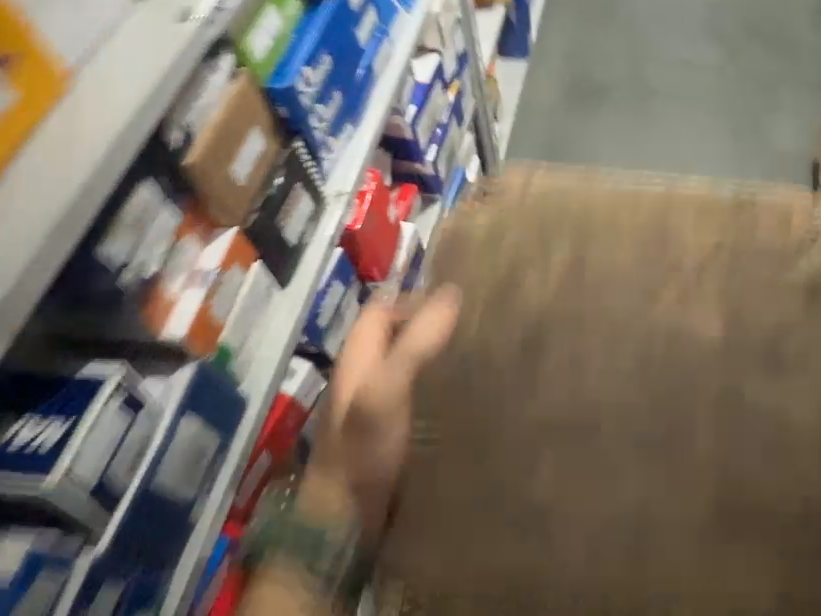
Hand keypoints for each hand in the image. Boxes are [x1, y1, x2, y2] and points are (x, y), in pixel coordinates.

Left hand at [315, 286, 460, 536]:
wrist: (342, 527)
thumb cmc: (362, 451)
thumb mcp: (387, 391)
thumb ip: (415, 343)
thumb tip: (452, 292)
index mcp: (356, 358)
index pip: (382, 308)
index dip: (415, 298)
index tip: (460, 303)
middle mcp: (361, 377)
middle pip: (394, 335)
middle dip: (428, 326)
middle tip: (476, 327)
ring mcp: (372, 409)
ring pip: (404, 366)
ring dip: (434, 358)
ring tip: (478, 358)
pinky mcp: (387, 438)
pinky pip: (414, 398)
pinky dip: (436, 390)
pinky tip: (463, 400)